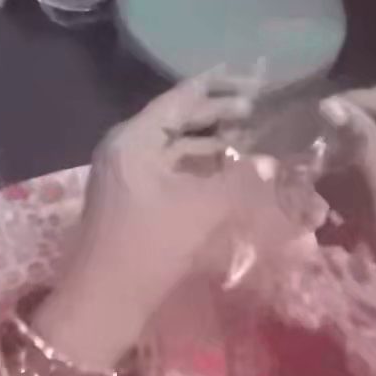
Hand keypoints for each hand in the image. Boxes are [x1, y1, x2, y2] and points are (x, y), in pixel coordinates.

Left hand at [35, 72, 274, 365]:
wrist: (104, 299)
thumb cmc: (148, 246)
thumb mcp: (198, 209)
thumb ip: (238, 180)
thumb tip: (271, 160)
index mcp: (133, 138)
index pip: (177, 100)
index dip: (214, 87)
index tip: (247, 75)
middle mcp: (127, 147)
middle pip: (176, 120)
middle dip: (216, 114)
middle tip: (259, 107)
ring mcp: (127, 172)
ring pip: (175, 147)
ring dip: (210, 142)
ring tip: (253, 137)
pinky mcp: (133, 196)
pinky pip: (170, 169)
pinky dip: (198, 167)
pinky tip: (228, 171)